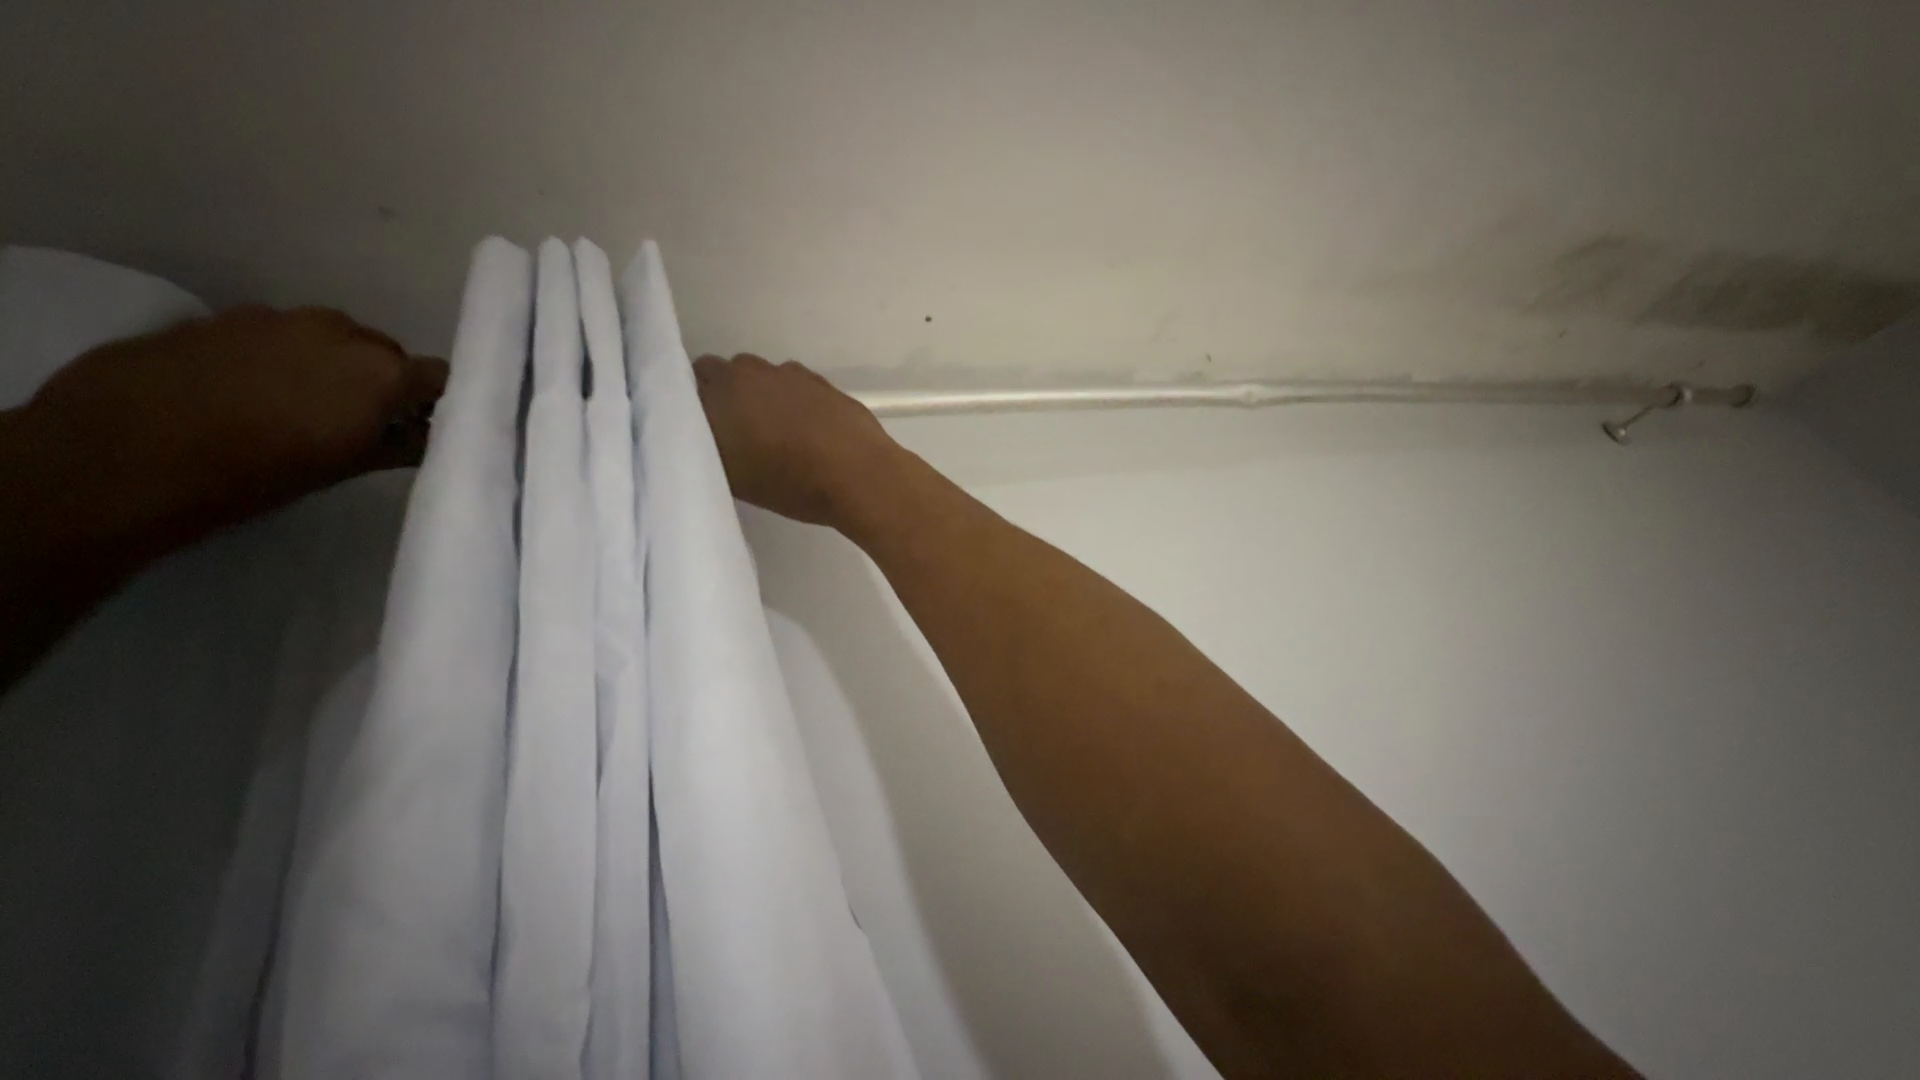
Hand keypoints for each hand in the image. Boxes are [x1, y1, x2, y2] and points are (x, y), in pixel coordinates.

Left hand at [20, 305, 446, 539]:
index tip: (419, 425)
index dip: (432, 401)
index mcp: (381, 371)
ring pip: (329, 338)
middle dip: (381, 381)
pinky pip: (277, 335)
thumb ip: (395, 444)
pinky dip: (280, 357)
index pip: (437, 376)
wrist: (126, 452)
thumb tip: (427, 435)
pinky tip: (251, 391)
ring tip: (300, 405)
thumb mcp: (342, 469)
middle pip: (384, 352)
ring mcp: (278, 318)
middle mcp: (340, 332)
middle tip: (360, 421)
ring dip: (330, 365)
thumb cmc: (255, 472)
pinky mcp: (224, 317)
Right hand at [694, 353, 897, 528]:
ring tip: (773, 432)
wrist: (857, 474)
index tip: (703, 426)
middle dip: (726, 394)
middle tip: (734, 430)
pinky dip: (791, 400)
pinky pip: (793, 384)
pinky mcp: (820, 381)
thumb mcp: (733, 478)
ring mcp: (788, 374)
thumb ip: (710, 446)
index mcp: (721, 391)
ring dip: (760, 395)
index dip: (695, 401)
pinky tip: (803, 430)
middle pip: (726, 373)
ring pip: (761, 377)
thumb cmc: (789, 482)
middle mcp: (750, 372)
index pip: (689, 381)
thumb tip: (706, 434)